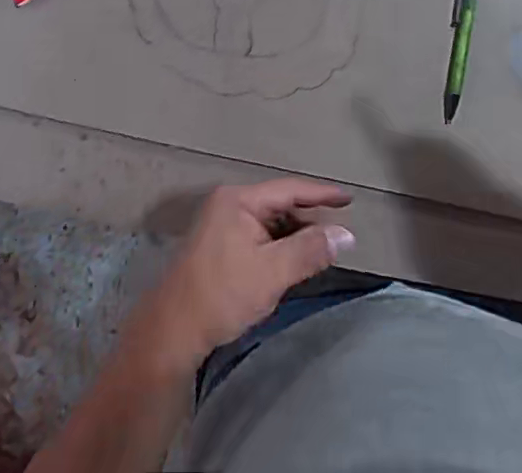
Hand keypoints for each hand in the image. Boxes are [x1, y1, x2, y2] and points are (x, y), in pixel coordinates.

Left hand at [118, 179, 354, 376]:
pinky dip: (280, 246)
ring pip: (271, 222)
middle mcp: (229, 204)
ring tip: (320, 250)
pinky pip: (260, 235)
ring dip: (295, 235)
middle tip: (338, 233)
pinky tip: (293, 262)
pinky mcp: (219, 245)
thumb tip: (346, 235)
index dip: (322, 194)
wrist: (171, 331)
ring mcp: (221, 223)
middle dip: (310, 218)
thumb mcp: (272, 272)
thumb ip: (310, 250)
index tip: (349, 199)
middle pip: (280, 204)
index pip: (289, 189)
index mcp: (238, 200)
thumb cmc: (221, 295)